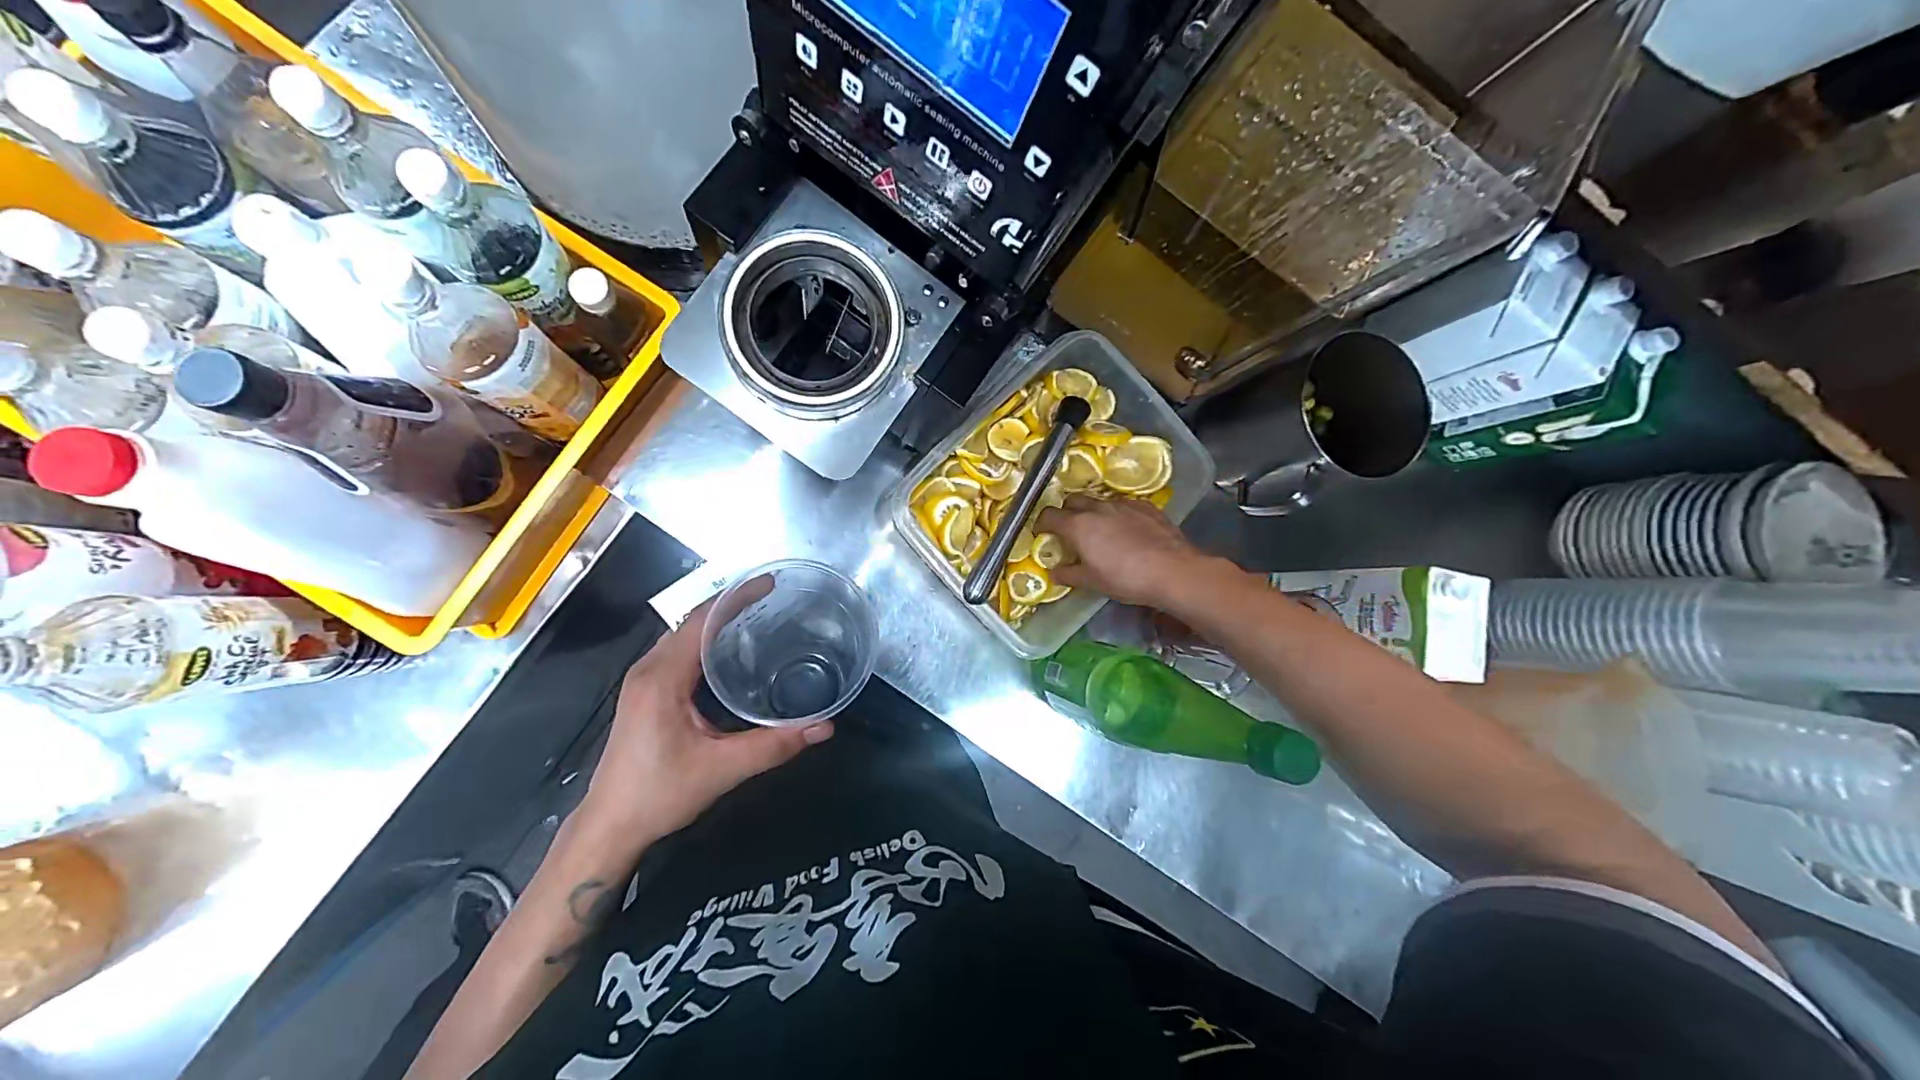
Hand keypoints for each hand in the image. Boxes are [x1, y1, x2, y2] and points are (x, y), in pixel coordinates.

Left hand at [579, 595, 832, 843]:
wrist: (610, 826)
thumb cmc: (659, 794)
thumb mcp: (722, 769)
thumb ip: (774, 745)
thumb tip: (824, 727)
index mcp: (662, 677)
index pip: (701, 621)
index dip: (737, 597)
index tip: (770, 584)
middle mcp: (648, 669)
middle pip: (692, 622)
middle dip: (731, 604)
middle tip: (774, 600)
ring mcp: (642, 680)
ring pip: (683, 636)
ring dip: (717, 622)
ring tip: (758, 617)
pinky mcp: (644, 693)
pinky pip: (678, 652)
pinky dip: (705, 641)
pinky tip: (730, 652)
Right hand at [1035, 496, 1224, 608]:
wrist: (1172, 571)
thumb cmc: (1125, 578)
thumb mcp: (1091, 582)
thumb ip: (1069, 574)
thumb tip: (1054, 572)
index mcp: (1079, 525)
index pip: (1050, 516)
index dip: (1042, 523)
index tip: (1042, 533)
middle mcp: (1098, 508)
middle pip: (1073, 501)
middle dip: (1066, 512)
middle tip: (1068, 529)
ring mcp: (1124, 505)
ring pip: (1100, 501)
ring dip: (1092, 511)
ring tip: (1097, 529)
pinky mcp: (1147, 507)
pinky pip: (1125, 505)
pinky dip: (1118, 513)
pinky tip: (1125, 528)